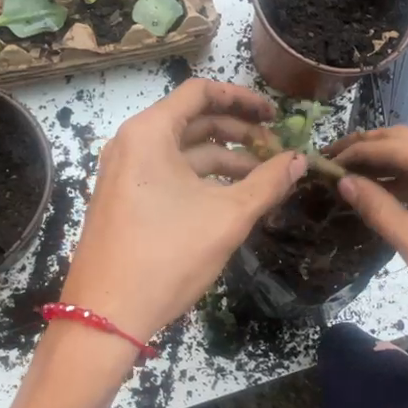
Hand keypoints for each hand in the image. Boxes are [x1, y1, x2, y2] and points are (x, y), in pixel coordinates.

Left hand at [61, 80, 305, 341]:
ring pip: (184, 152)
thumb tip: (300, 160)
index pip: (200, 92)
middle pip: (194, 121)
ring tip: (264, 180)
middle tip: (276, 152)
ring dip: (225, 160)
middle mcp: (132, 144)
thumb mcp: (227, 216)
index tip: (275, 115)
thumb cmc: (167, 255)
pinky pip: (170, 175)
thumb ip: (268, 182)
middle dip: (239, 133)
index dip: (243, 98)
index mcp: (149, 133)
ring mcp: (125, 173)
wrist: (107, 315)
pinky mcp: (126, 200)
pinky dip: (203, 179)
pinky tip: (234, 199)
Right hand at [331, 126, 407, 349]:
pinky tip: (382, 193)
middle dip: (367, 150)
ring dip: (386, 164)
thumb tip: (344, 182)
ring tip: (348, 178)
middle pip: (407, 140)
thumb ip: (380, 210)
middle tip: (330, 164)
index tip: (321, 161)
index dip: (355, 152)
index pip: (393, 145)